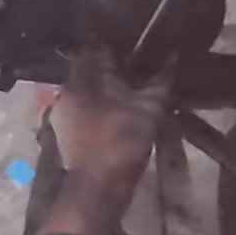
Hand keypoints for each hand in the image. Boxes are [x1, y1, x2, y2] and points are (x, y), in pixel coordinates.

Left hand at [39, 46, 169, 234]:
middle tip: (136, 67)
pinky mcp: (65, 132)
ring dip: (104, 87)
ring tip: (128, 88)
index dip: (116, 45)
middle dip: (110, 67)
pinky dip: (98, 106)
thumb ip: (160, 81)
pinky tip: (115, 111)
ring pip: (85, 89)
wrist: (98, 189)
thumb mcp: (149, 109)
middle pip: (88, 68)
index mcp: (81, 79)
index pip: (95, 48)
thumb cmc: (121, 142)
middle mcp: (66, 91)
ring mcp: (62, 113)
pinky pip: (82, 108)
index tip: (135, 46)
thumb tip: (173, 56)